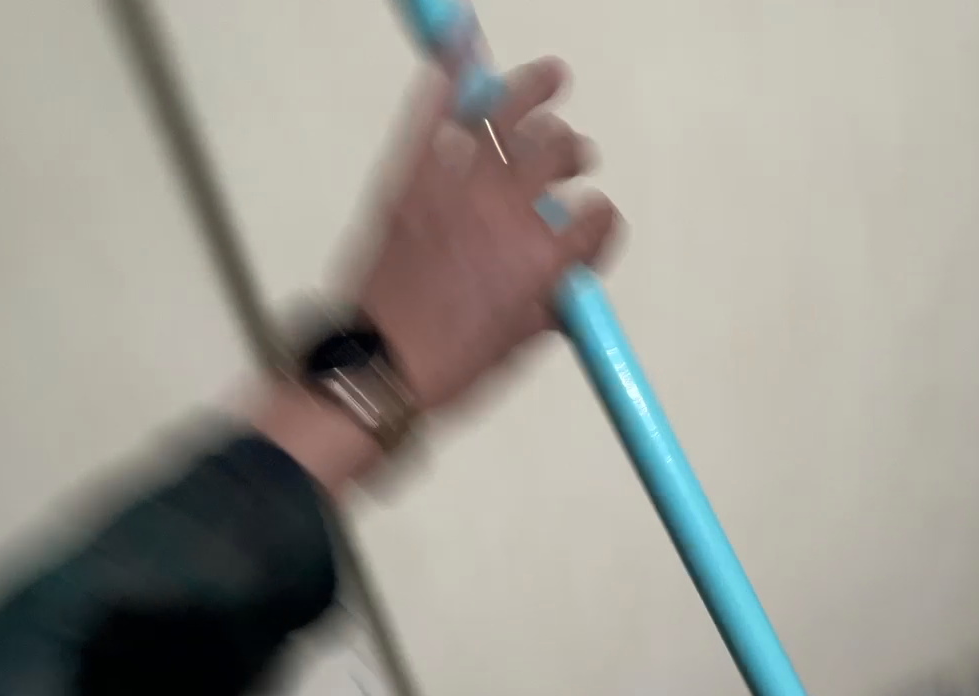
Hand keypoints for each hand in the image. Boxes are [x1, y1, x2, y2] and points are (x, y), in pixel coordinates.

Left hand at [357, 57, 622, 412]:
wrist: (377, 367)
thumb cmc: (451, 368)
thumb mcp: (518, 349)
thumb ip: (548, 307)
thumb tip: (561, 285)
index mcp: (542, 260)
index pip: (596, 219)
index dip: (601, 223)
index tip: (593, 226)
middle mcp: (508, 213)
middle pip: (556, 153)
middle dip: (574, 154)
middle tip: (574, 158)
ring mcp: (457, 188)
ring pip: (505, 116)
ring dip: (534, 91)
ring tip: (552, 78)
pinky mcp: (411, 180)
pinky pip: (432, 114)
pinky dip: (449, 73)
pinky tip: (463, 44)